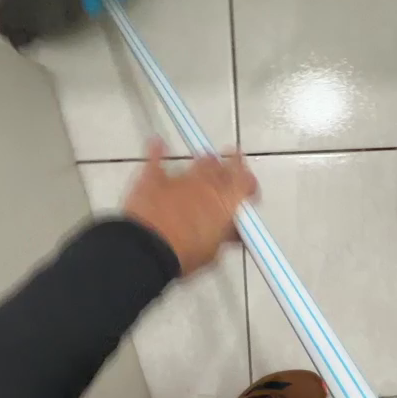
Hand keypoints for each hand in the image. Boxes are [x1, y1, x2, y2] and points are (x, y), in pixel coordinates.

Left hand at [122, 139, 255, 277]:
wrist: (146, 249)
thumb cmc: (184, 255)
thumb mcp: (213, 252)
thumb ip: (225, 235)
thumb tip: (234, 231)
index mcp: (224, 201)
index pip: (246, 182)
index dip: (249, 183)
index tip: (249, 191)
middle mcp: (206, 183)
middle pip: (224, 166)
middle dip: (230, 167)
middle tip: (231, 171)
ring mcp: (179, 177)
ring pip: (199, 160)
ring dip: (205, 161)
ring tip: (207, 161)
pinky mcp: (153, 176)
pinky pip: (156, 157)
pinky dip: (158, 150)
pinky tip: (158, 142)